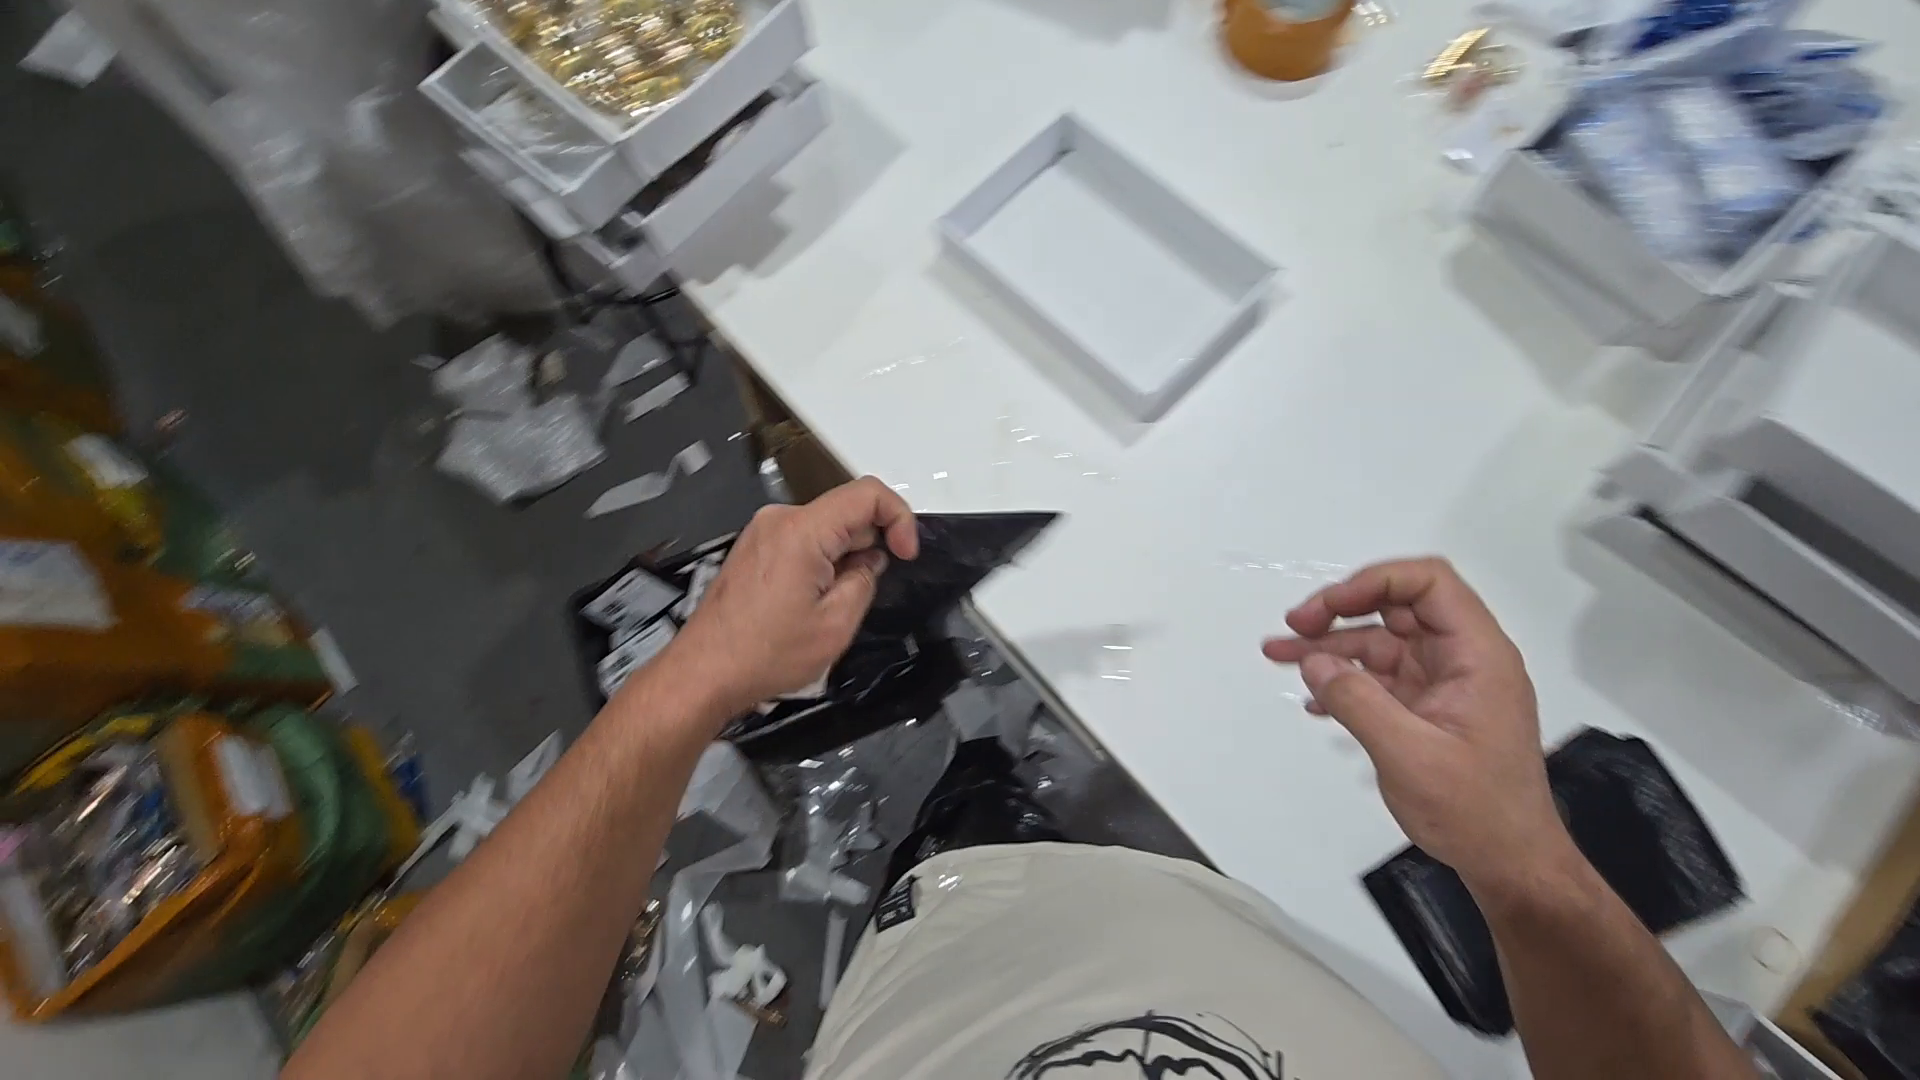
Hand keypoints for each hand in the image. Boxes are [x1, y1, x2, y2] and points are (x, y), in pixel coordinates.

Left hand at [662, 477, 918, 717]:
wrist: (703, 673)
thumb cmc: (766, 654)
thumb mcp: (836, 625)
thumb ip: (864, 581)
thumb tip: (870, 560)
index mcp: (802, 531)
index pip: (867, 494)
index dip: (900, 517)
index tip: (906, 555)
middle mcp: (779, 519)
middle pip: (846, 510)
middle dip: (870, 544)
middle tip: (866, 591)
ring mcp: (762, 531)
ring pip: (826, 527)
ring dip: (845, 555)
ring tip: (833, 603)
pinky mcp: (754, 547)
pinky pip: (803, 539)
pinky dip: (822, 559)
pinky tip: (812, 600)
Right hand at [1262, 558, 1572, 891]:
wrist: (1509, 864)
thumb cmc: (1474, 809)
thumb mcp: (1409, 755)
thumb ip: (1355, 701)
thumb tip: (1311, 661)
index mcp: (1476, 655)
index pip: (1429, 583)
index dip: (1374, 581)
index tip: (1328, 606)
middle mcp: (1459, 659)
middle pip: (1396, 606)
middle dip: (1341, 609)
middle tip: (1293, 627)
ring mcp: (1440, 683)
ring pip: (1378, 641)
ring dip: (1328, 645)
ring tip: (1277, 653)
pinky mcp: (1422, 707)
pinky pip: (1376, 676)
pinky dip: (1340, 679)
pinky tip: (1311, 699)